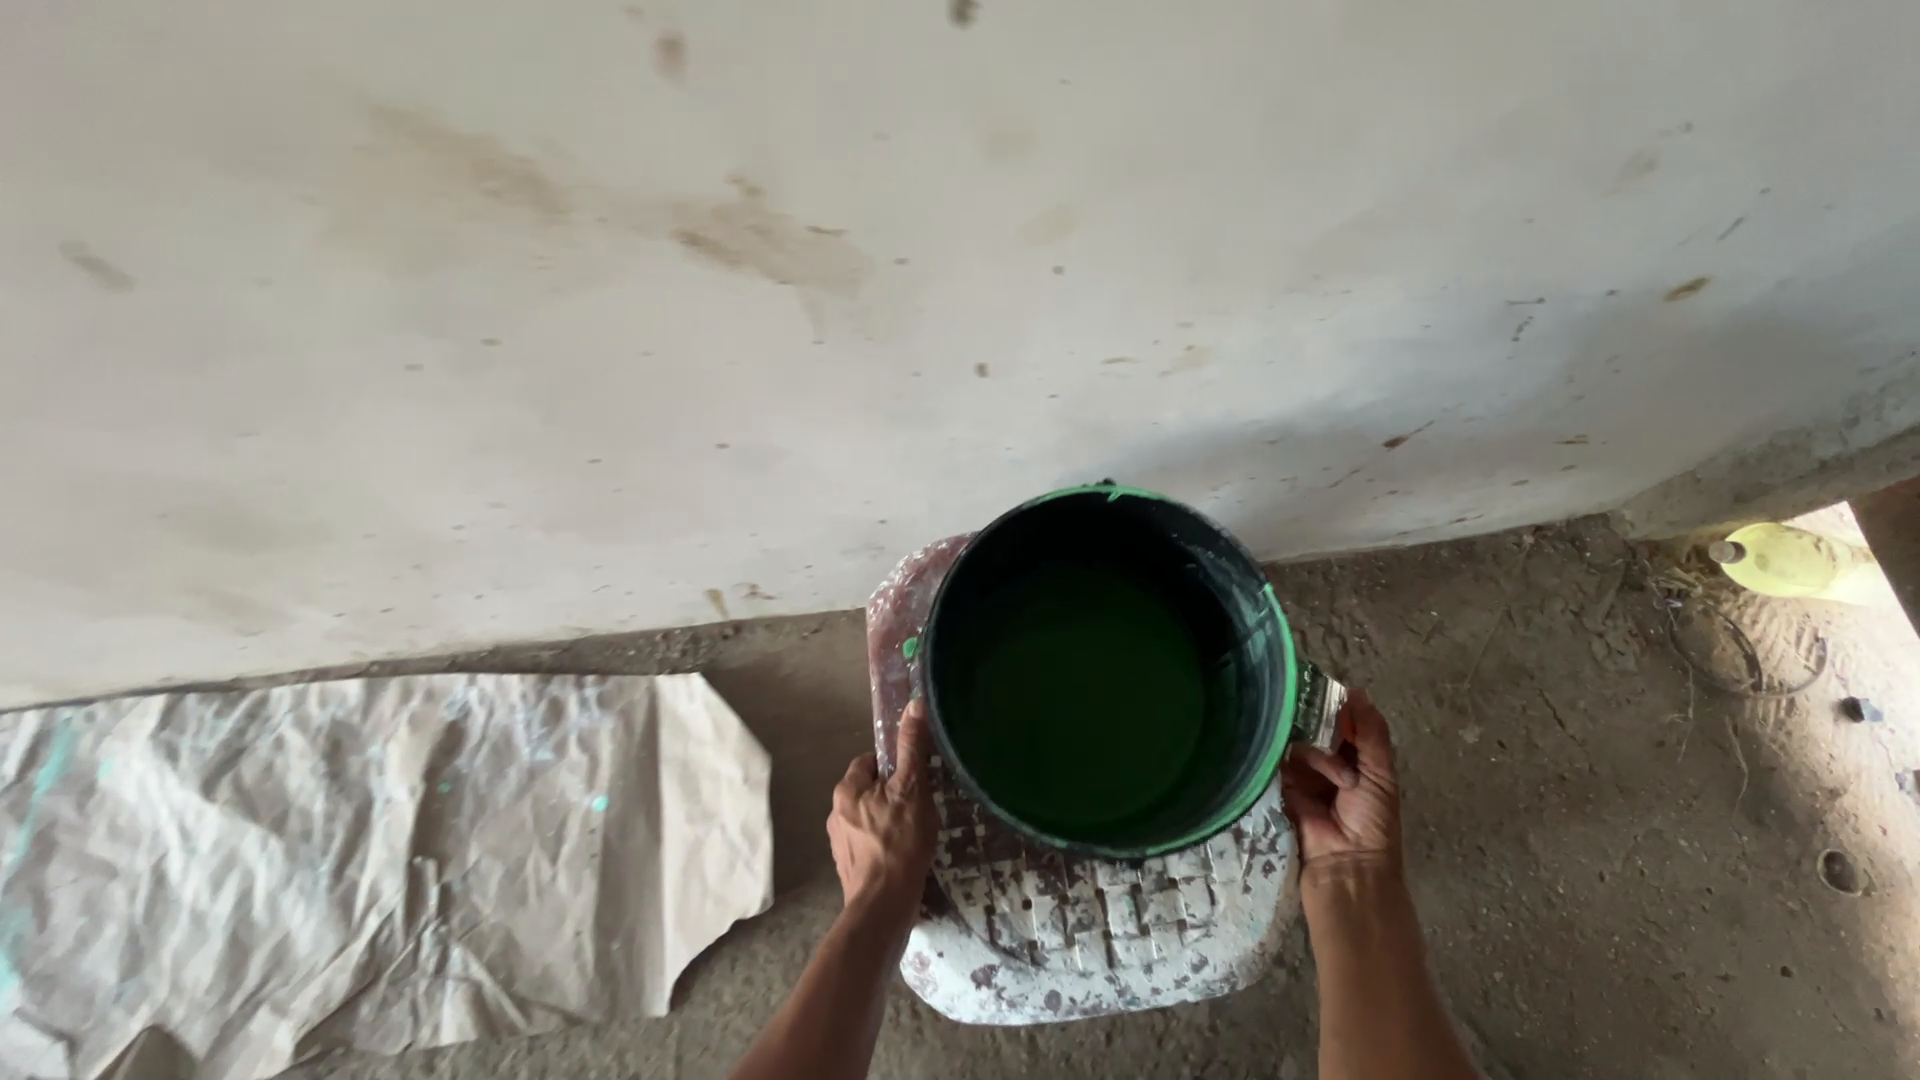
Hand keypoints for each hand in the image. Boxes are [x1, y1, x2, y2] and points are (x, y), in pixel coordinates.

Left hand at [827, 699, 936, 915]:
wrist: (883, 905)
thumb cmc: (899, 841)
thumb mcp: (911, 788)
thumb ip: (912, 748)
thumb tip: (914, 704)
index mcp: (846, 790)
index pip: (868, 762)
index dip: (893, 767)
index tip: (913, 780)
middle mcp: (835, 813)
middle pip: (868, 791)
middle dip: (891, 795)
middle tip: (918, 807)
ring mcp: (839, 843)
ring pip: (868, 818)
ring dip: (887, 821)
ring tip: (913, 834)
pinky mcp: (848, 868)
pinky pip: (868, 845)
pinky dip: (883, 846)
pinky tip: (902, 857)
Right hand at [1281, 688, 1401, 875]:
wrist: (1346, 863)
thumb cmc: (1373, 821)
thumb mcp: (1380, 774)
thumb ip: (1371, 733)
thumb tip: (1357, 691)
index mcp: (1356, 758)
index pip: (1343, 721)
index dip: (1337, 707)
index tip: (1327, 690)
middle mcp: (1328, 762)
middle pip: (1317, 729)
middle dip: (1325, 729)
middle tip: (1329, 732)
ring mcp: (1303, 772)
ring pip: (1300, 742)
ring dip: (1320, 757)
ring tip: (1338, 780)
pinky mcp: (1281, 784)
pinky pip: (1280, 761)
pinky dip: (1291, 762)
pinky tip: (1299, 767)